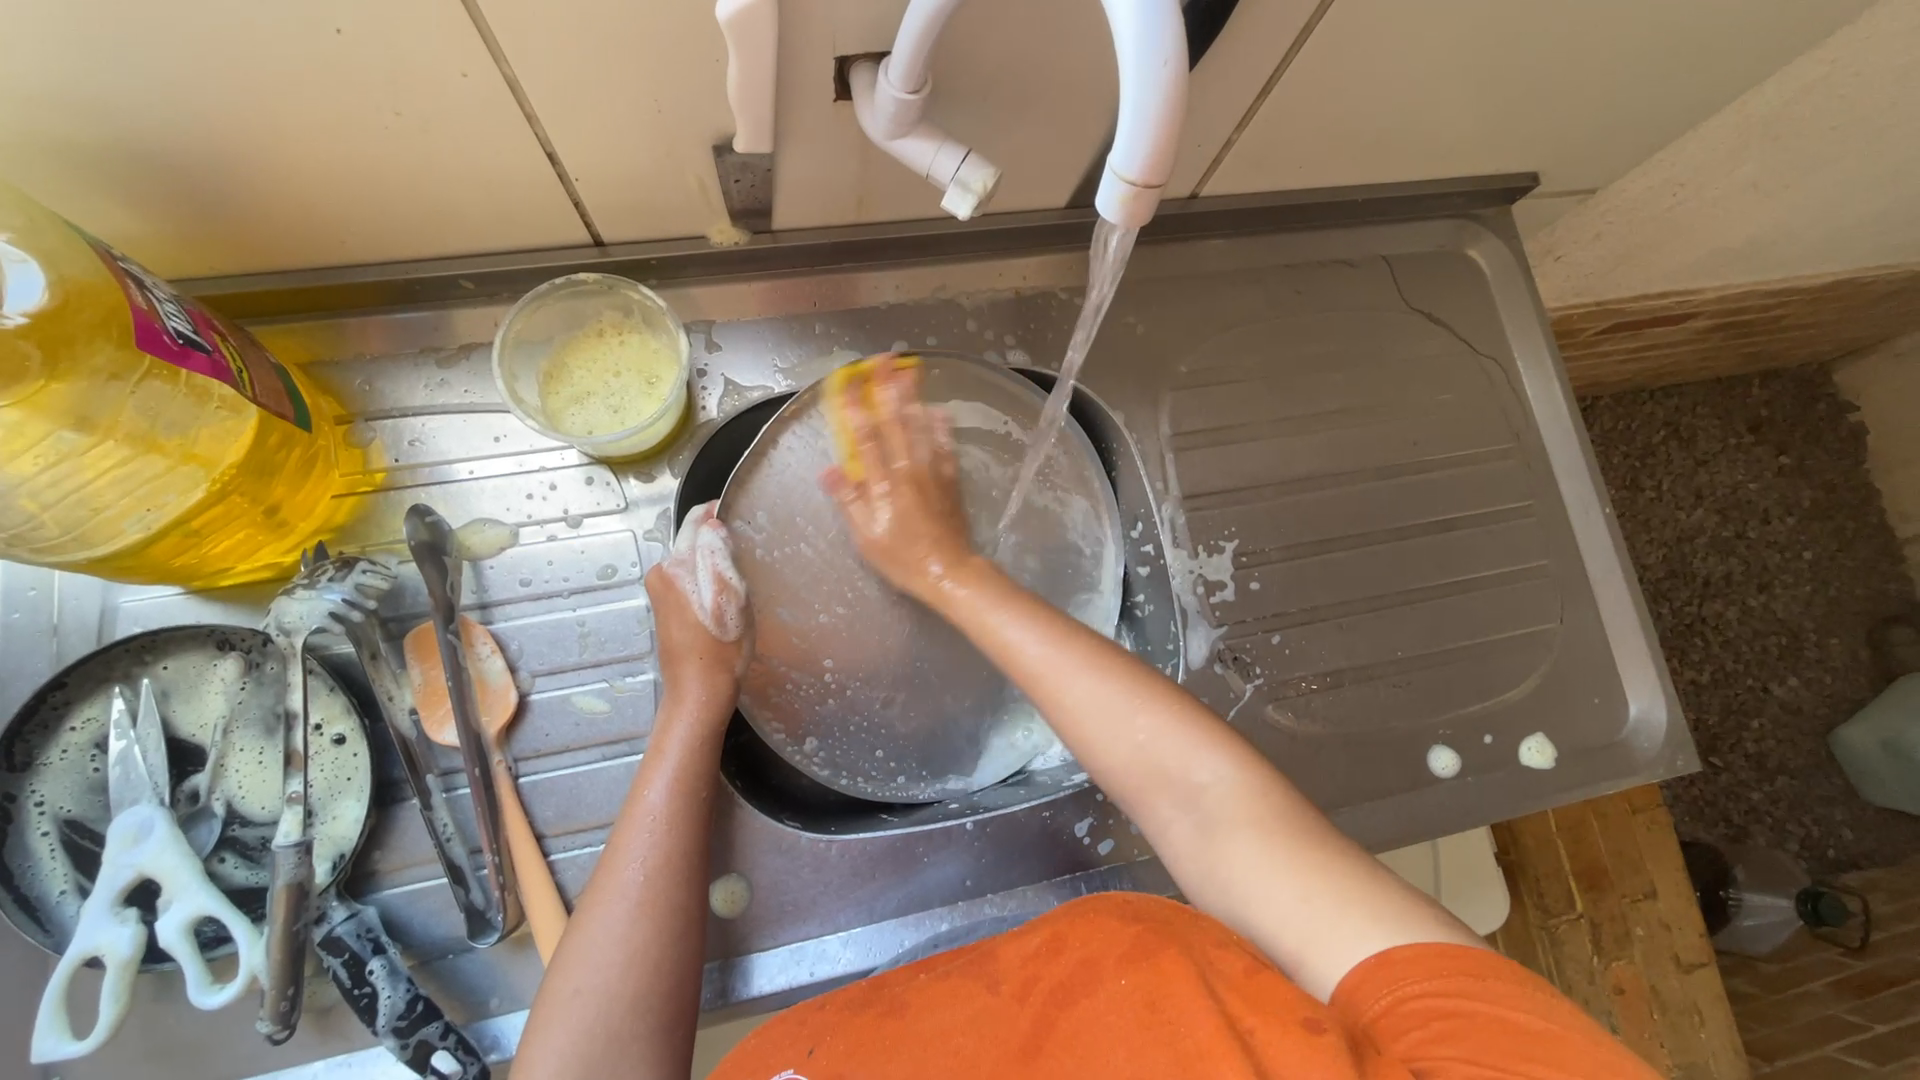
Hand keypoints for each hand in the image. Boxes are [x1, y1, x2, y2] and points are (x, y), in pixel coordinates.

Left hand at [646, 502, 750, 716]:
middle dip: (718, 537)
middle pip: (693, 540)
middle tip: (748, 545)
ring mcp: (662, 592)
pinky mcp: (668, 608)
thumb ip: (720, 555)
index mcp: (675, 566)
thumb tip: (714, 524)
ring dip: (715, 560)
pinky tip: (726, 595)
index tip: (738, 508)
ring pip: (693, 560)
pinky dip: (708, 579)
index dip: (717, 512)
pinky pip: (691, 578)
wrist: (700, 691)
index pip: (695, 522)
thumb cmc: (721, 648)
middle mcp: (661, 574)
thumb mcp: (731, 596)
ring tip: (742, 570)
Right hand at [821, 355, 982, 605]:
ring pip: (921, 427)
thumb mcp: (866, 537)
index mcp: (883, 484)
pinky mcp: (950, 480)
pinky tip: (939, 410)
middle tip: (884, 359)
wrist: (949, 572)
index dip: (856, 407)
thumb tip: (828, 470)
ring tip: (910, 370)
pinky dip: (941, 426)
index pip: (866, 437)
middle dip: (888, 388)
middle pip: (896, 421)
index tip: (848, 381)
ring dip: (914, 397)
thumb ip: (849, 501)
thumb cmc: (902, 558)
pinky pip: (945, 446)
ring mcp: (932, 472)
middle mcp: (908, 470)